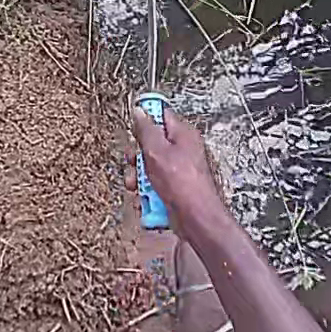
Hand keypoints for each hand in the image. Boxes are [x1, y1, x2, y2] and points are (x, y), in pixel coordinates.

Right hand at [131, 104, 234, 234]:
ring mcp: (178, 171)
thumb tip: (139, 112)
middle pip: (151, 144)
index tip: (134, 126)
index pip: (161, 115)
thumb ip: (146, 130)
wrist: (196, 220)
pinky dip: (147, 193)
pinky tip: (147, 201)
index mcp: (182, 135)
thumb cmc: (183, 185)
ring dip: (139, 179)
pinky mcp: (174, 188)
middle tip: (135, 164)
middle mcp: (182, 150)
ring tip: (139, 188)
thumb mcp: (156, 151)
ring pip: (149, 168)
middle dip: (137, 157)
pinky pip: (154, 185)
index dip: (145, 119)